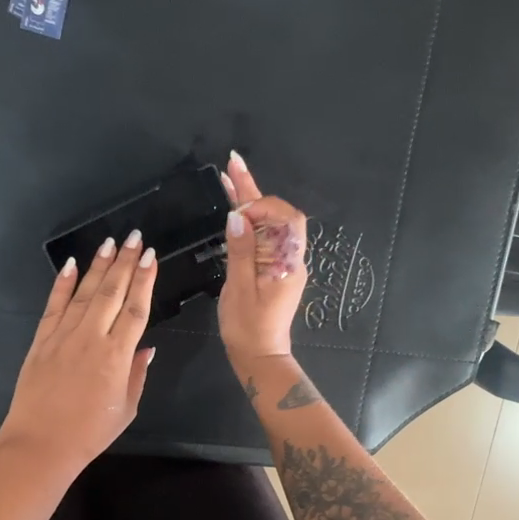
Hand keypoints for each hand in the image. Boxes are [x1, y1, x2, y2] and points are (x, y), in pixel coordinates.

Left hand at [0, 231, 158, 470]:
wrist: (40, 445)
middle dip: (125, 262)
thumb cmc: (89, 433)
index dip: (145, 280)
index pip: (135, 309)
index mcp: (117, 356)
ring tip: (110, 242)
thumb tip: (146, 347)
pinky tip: (71, 264)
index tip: (151, 257)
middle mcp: (91, 338)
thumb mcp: (126, 408)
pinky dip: (62, 283)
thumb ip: (138, 374)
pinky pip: (54, 305)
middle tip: (135, 237)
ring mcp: (63, 336)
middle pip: (112, 292)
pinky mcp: (41, 340)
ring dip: (98, 265)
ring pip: (84, 292)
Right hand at [218, 151, 308, 367]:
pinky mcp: (269, 267)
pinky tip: (232, 207)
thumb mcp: (240, 290)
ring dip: (249, 198)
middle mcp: (289, 257)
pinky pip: (261, 236)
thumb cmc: (249, 328)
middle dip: (254, 189)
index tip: (239, 212)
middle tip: (232, 163)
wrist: (258, 356)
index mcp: (287, 263)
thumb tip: (238, 218)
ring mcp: (280, 261)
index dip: (264, 206)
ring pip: (267, 222)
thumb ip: (241, 252)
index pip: (286, 220)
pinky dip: (247, 219)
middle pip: (276, 214)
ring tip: (228, 173)